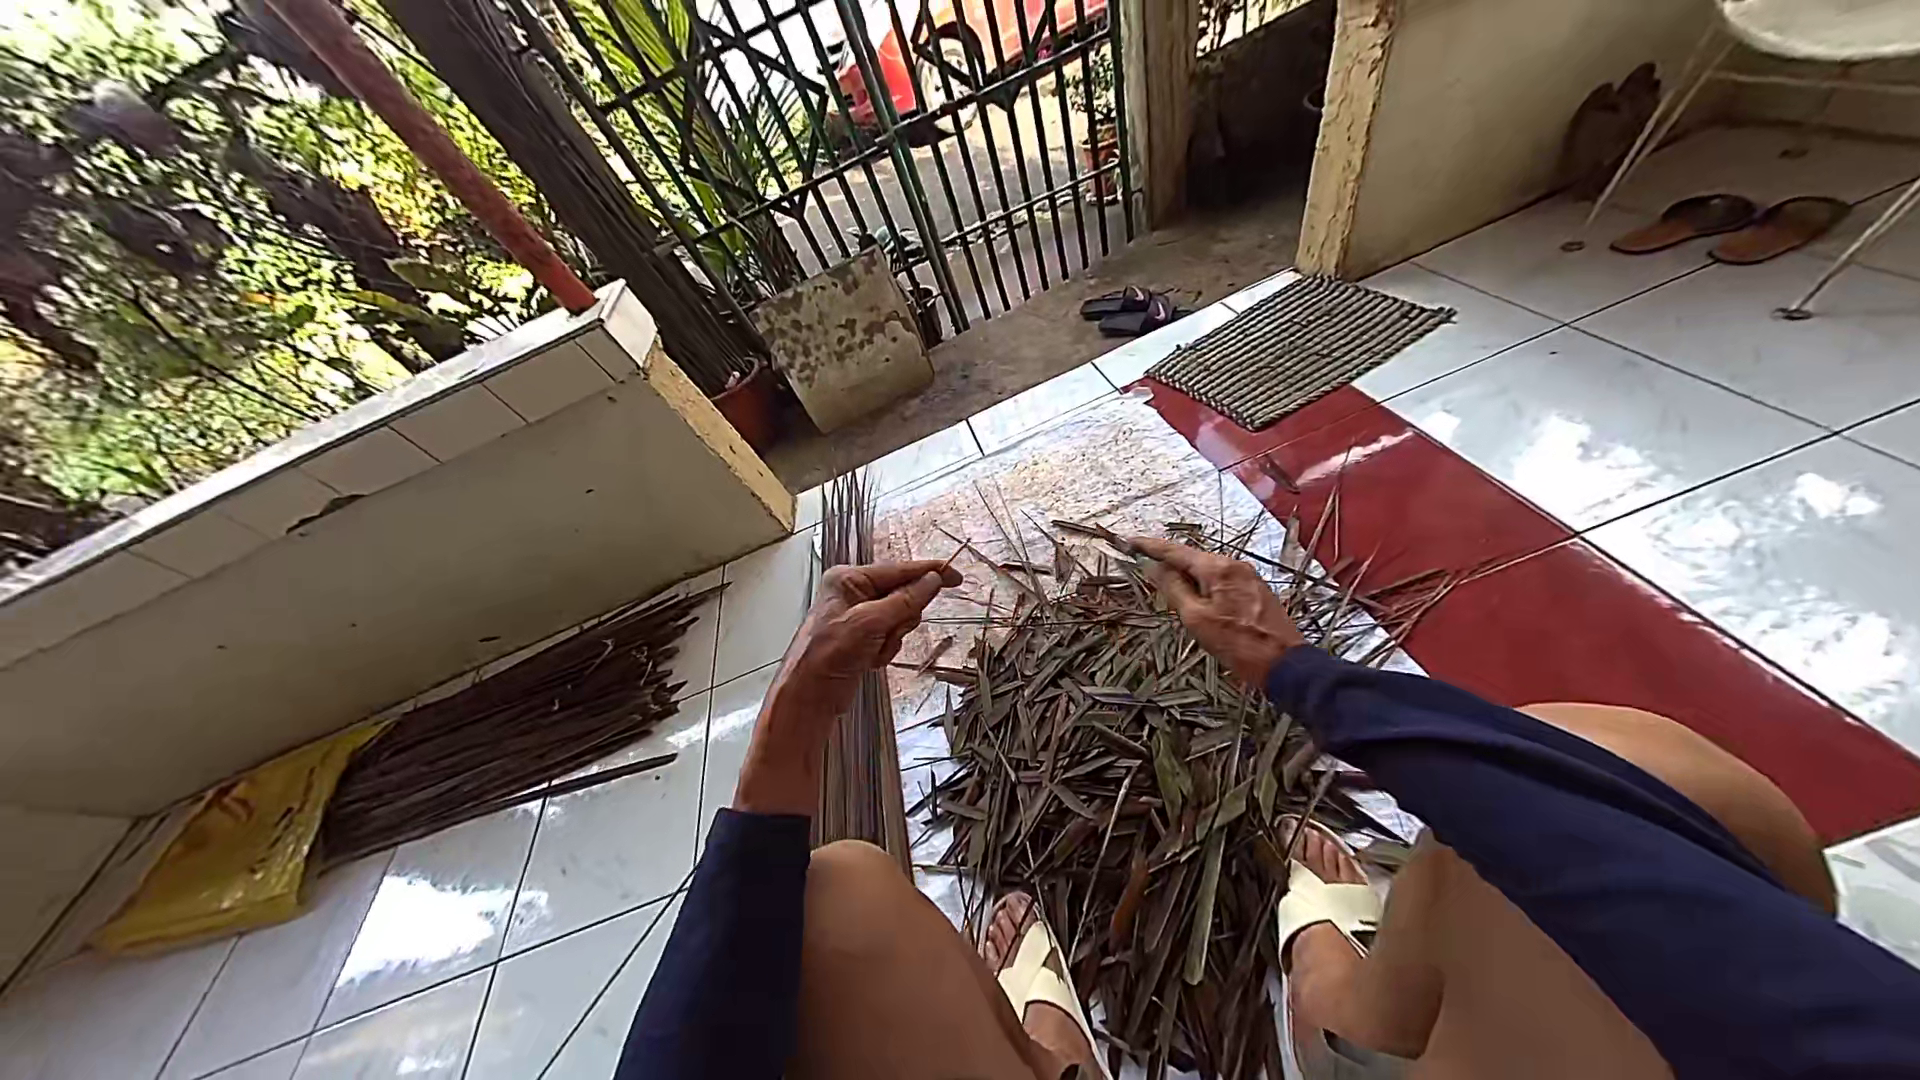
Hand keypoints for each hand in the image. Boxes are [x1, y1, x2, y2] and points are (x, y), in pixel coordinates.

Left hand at [735, 559, 962, 815]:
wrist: (808, 696)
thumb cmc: (830, 654)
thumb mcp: (871, 622)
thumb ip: (906, 599)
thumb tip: (934, 579)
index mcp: (849, 578)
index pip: (899, 570)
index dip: (929, 573)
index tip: (957, 577)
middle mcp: (853, 593)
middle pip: (903, 595)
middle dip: (901, 618)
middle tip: (886, 633)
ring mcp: (858, 616)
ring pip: (900, 618)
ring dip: (892, 637)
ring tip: (871, 651)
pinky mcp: (862, 638)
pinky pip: (891, 637)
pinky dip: (886, 650)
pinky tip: (868, 660)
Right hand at [1130, 536, 1304, 685]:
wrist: (1285, 665)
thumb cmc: (1237, 643)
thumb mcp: (1196, 618)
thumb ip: (1173, 588)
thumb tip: (1153, 567)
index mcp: (1218, 568)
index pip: (1175, 551)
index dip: (1149, 546)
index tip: (1129, 542)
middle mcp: (1234, 564)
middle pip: (1191, 558)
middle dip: (1167, 561)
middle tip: (1142, 565)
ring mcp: (1247, 576)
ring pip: (1206, 569)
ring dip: (1184, 575)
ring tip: (1165, 585)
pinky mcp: (1254, 590)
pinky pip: (1220, 579)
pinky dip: (1201, 583)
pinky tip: (1194, 596)